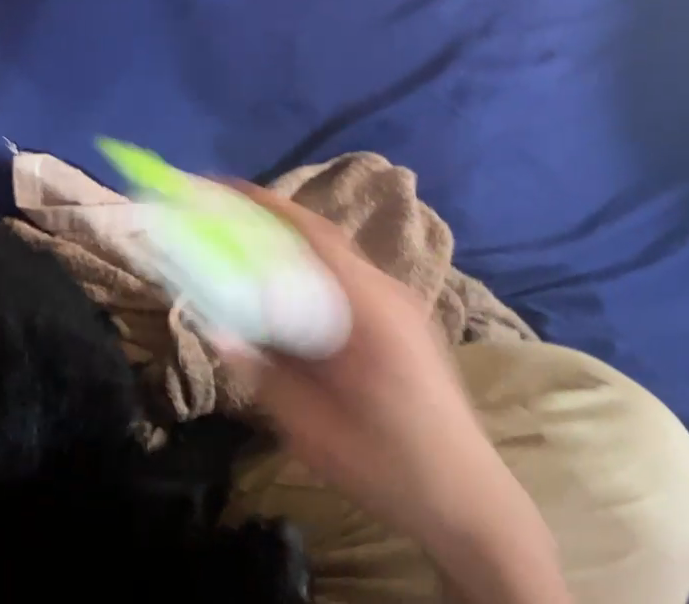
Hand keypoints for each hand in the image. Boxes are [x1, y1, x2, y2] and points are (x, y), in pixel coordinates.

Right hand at [222, 184, 570, 603]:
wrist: (469, 501)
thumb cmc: (389, 466)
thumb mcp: (312, 429)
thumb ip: (265, 375)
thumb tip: (219, 330)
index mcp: (369, 311)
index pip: (314, 237)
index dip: (266, 206)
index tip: (221, 187)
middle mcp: (389, 295)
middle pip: (323, 239)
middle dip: (270, 219)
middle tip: (220, 213)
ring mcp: (401, 306)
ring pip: (335, 257)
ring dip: (289, 245)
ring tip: (241, 245)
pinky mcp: (403, 322)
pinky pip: (346, 279)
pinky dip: (308, 270)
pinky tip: (283, 291)